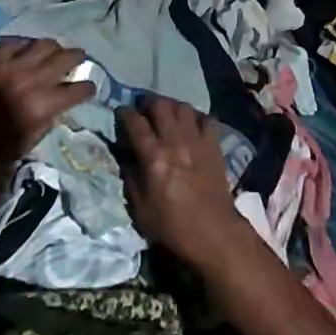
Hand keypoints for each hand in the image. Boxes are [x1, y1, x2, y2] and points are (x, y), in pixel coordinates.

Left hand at [0, 38, 95, 150]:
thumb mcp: (23, 146)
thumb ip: (44, 124)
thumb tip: (56, 110)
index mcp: (42, 106)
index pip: (78, 90)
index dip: (88, 88)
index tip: (90, 88)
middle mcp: (32, 80)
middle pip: (66, 58)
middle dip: (78, 58)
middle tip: (79, 61)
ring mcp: (12, 65)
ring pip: (44, 43)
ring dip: (53, 48)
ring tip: (54, 52)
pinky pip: (15, 41)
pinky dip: (24, 44)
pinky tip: (24, 50)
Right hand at [120, 97, 250, 266]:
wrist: (213, 231)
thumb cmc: (173, 225)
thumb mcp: (141, 209)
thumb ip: (130, 179)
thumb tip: (125, 158)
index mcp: (154, 157)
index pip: (135, 123)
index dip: (125, 113)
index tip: (121, 112)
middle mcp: (175, 141)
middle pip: (160, 105)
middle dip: (148, 102)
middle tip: (143, 109)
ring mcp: (197, 140)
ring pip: (183, 107)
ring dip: (171, 106)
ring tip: (167, 113)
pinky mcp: (214, 145)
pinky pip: (207, 119)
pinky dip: (197, 117)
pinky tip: (192, 125)